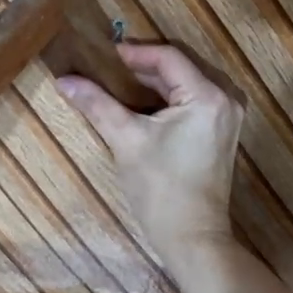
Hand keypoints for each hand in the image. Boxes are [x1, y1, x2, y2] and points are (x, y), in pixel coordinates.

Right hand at [55, 43, 243, 266]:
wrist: (193, 240)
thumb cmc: (161, 190)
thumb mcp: (126, 140)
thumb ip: (97, 104)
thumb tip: (65, 79)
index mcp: (208, 96)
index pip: (168, 57)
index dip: (135, 52)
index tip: (103, 53)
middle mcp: (225, 98)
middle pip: (179, 67)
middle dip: (142, 65)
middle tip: (106, 64)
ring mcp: (227, 114)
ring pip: (185, 82)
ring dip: (153, 80)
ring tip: (117, 79)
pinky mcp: (221, 129)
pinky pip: (193, 99)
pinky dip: (166, 96)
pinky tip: (139, 99)